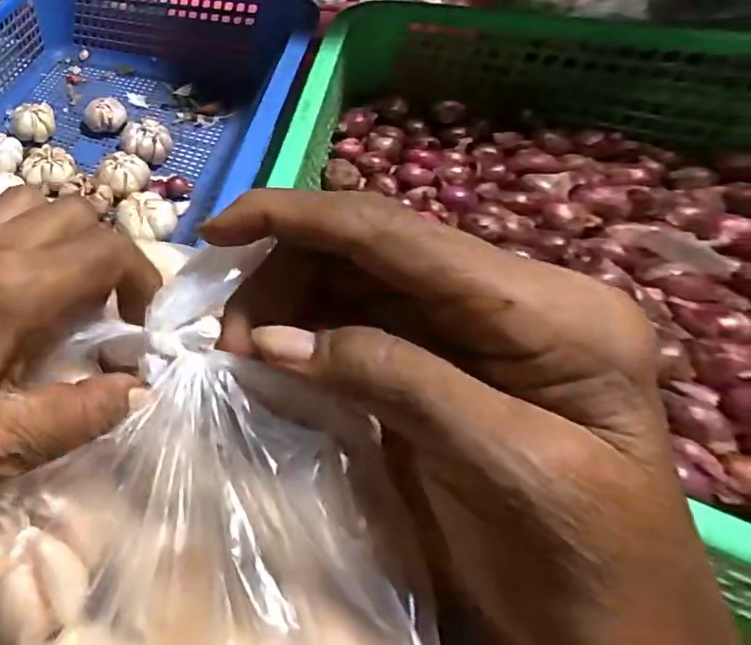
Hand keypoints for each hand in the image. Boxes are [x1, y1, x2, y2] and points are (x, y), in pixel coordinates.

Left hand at [0, 181, 159, 548]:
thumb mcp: (5, 449)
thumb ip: (81, 412)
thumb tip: (140, 387)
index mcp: (8, 291)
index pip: (103, 250)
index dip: (142, 279)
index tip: (143, 326)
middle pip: (68, 213)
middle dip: (104, 251)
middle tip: (108, 310)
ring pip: (17, 200)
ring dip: (52, 227)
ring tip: (59, 281)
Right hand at [203, 189, 733, 644]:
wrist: (608, 624)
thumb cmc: (584, 558)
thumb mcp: (505, 467)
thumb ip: (393, 381)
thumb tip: (267, 338)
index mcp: (548, 309)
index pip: (391, 231)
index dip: (290, 215)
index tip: (212, 232)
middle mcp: (505, 292)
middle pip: (350, 246)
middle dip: (275, 279)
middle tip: (230, 342)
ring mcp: (464, 316)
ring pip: (332, 271)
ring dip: (274, 303)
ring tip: (244, 356)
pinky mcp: (428, 341)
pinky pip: (335, 305)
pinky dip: (289, 324)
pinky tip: (272, 358)